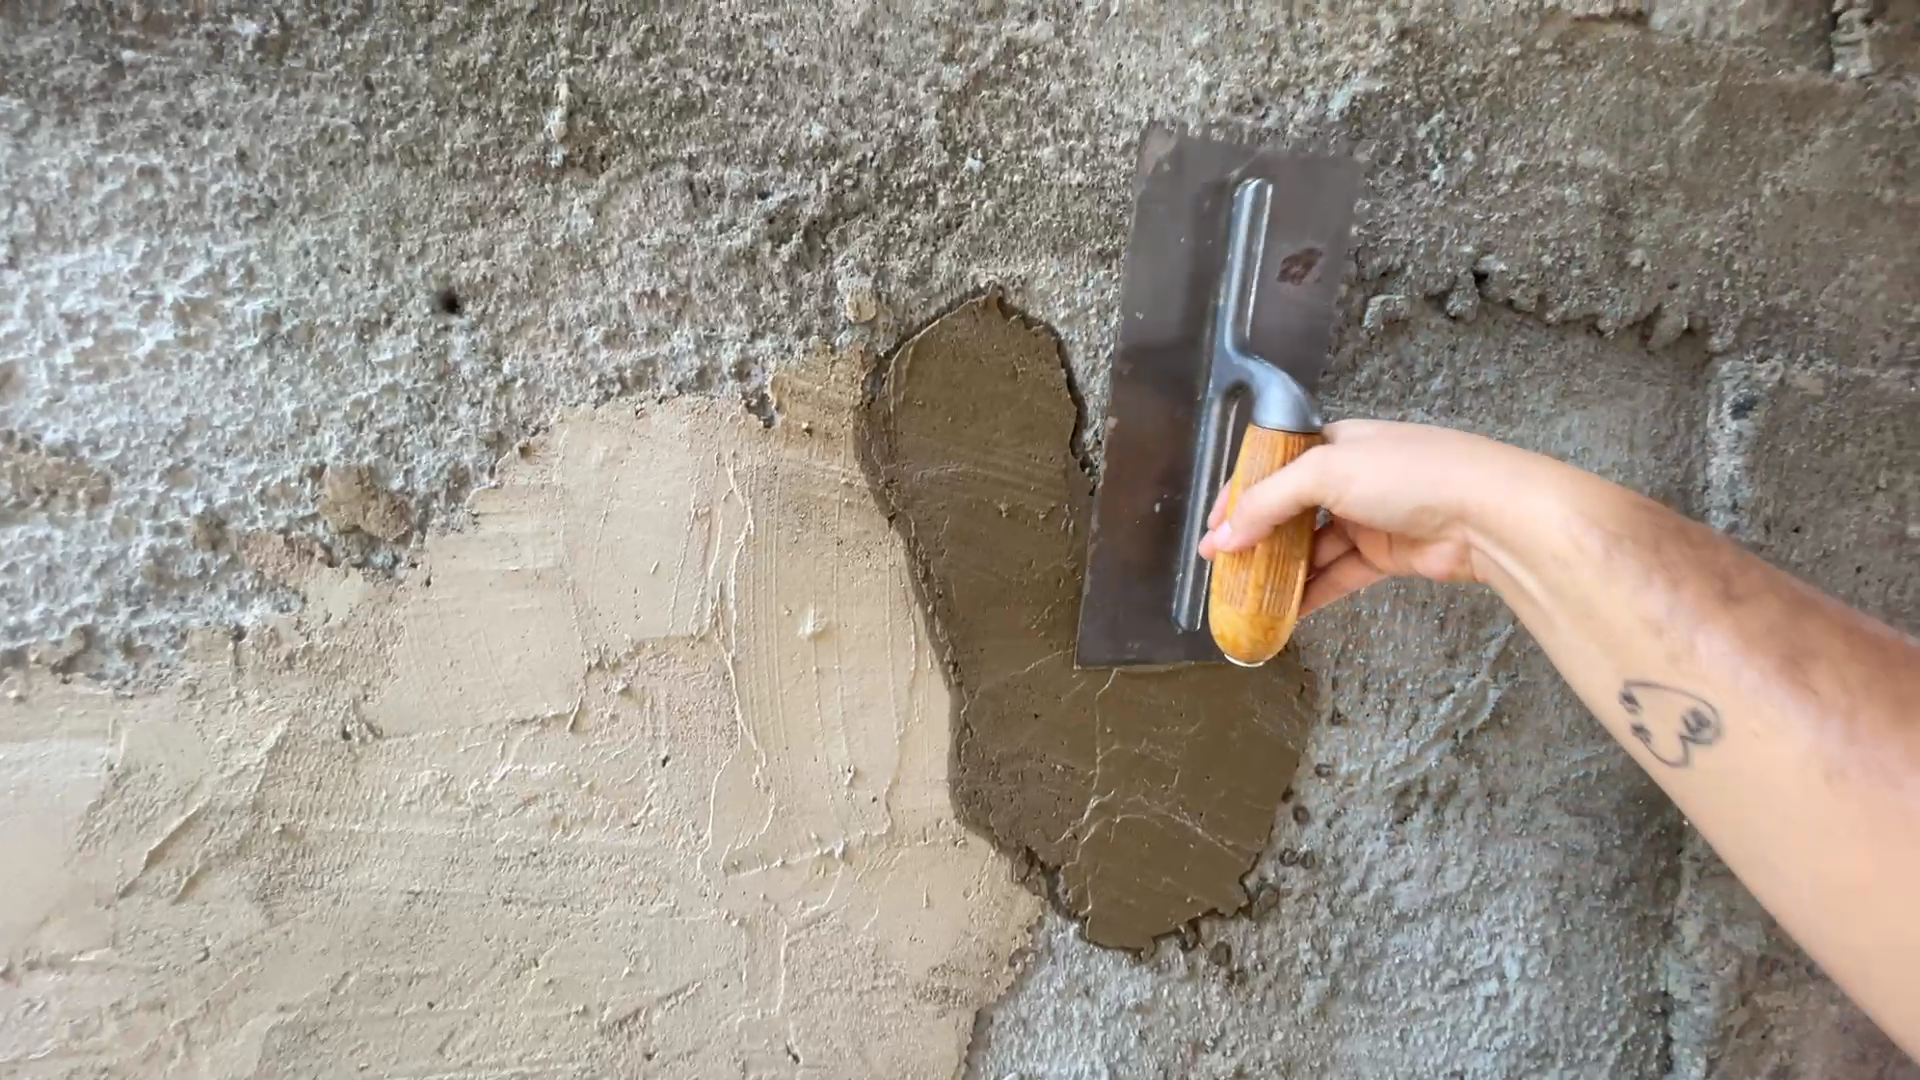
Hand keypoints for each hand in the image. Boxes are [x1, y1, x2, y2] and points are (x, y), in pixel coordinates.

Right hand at [1196, 420, 1532, 616]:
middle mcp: (1348, 478)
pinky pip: (1335, 575)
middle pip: (1287, 509)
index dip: (1238, 495)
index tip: (1212, 526)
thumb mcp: (1325, 472)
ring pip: (1308, 547)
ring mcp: (1366, 518)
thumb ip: (1268, 502)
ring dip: (1277, 568)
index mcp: (1334, 444)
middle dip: (1252, 536)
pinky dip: (1309, 592)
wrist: (1495, 517)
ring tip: (1242, 591)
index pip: (1272, 467)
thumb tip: (1224, 537)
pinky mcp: (1383, 555)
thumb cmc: (1410, 475)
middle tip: (1219, 563)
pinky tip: (1282, 611)